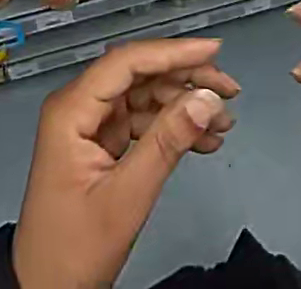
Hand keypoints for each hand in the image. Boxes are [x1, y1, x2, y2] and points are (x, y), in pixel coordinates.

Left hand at [14, 39, 239, 288]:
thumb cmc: (72, 249)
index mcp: (71, 109)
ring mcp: (91, 123)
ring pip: (145, 95)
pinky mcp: (102, 141)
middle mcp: (79, 105)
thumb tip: (206, 100)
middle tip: (228, 89)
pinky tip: (203, 139)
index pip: (127, 62)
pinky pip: (143, 120)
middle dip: (185, 78)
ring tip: (223, 122)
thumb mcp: (125, 198)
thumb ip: (167, 143)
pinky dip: (173, 126)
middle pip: (139, 74)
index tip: (212, 51)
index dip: (171, 52)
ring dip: (184, 104)